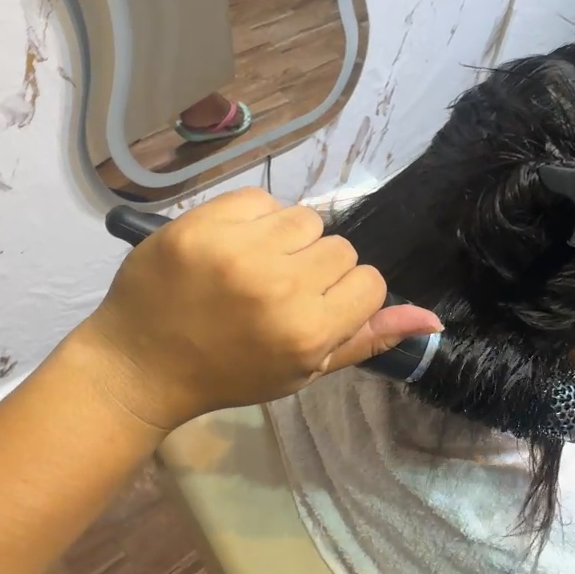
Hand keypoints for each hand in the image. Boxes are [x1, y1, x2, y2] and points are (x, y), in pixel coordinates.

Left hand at [75, 188, 441, 431]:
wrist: (141, 365)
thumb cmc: (230, 375)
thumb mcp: (305, 370)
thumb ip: (367, 339)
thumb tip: (433, 319)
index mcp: (309, 331)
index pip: (370, 283)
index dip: (347, 296)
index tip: (316, 309)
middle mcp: (280, 286)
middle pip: (340, 249)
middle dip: (319, 269)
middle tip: (281, 292)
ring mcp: (238, 250)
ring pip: (305, 219)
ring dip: (289, 240)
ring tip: (256, 267)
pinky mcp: (202, 222)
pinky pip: (261, 198)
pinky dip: (256, 219)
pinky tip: (234, 247)